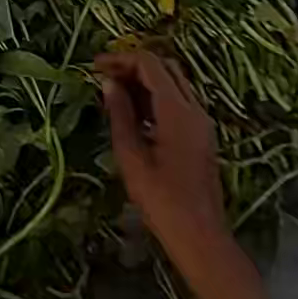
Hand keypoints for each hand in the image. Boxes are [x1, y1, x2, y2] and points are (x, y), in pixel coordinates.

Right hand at [96, 51, 225, 240]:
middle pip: (164, 67)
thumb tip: (108, 82)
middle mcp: (195, 109)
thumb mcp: (131, 156)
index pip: (149, 64)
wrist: (201, 239)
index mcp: (177, 111)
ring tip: (115, 94)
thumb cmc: (162, 200)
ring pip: (173, 83)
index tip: (95, 67)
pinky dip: (156, 96)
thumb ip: (120, 113)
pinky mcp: (202, 135)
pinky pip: (178, 101)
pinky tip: (134, 113)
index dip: (120, 59)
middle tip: (105, 76)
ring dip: (144, 81)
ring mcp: (202, 122)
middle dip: (133, 65)